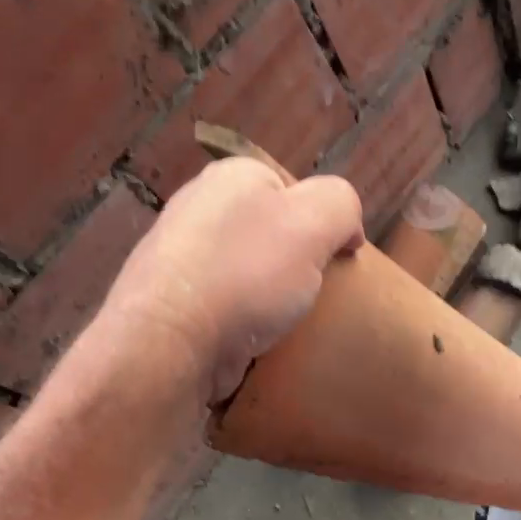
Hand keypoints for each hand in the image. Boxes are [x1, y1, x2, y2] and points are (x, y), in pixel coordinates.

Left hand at [103, 157, 364, 405]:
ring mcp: (185, 257)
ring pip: (252, 273)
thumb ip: (341, 206)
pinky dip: (250, 324)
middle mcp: (202, 208)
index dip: (323, 225)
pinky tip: (261, 342)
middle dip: (300, 264)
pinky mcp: (179, 304)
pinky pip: (230, 307)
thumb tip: (346, 231)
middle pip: (273, 233)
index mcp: (232, 177)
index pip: (295, 190)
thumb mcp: (313, 222)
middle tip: (319, 297)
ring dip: (275, 298)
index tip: (336, 263)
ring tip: (293, 326)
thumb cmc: (247, 274)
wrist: (174, 342)